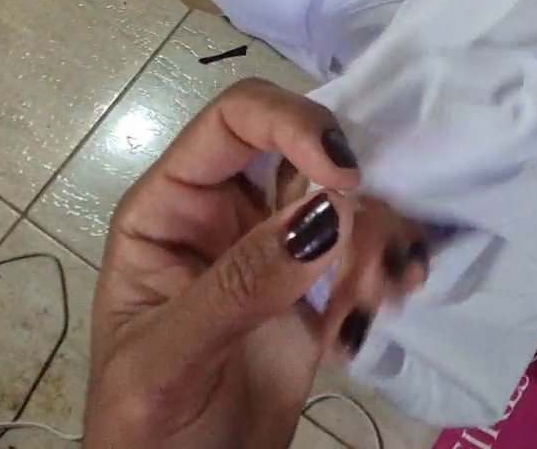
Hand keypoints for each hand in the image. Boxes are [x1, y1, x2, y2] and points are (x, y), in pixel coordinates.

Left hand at [85, 78, 429, 448]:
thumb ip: (239, 286)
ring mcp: (279, 238)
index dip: (293, 124)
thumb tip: (323, 212)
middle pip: (308, 148)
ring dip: (375, 241)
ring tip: (372, 304)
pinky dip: (389, 263)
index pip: (236, 119)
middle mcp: (230, 205)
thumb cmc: (147, 436)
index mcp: (172, 204)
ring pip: (348, 194)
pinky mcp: (321, 276)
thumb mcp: (168, 364)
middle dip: (350, 196)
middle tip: (370, 262)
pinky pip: (370, 239)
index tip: (345, 176)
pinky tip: (379, 310)